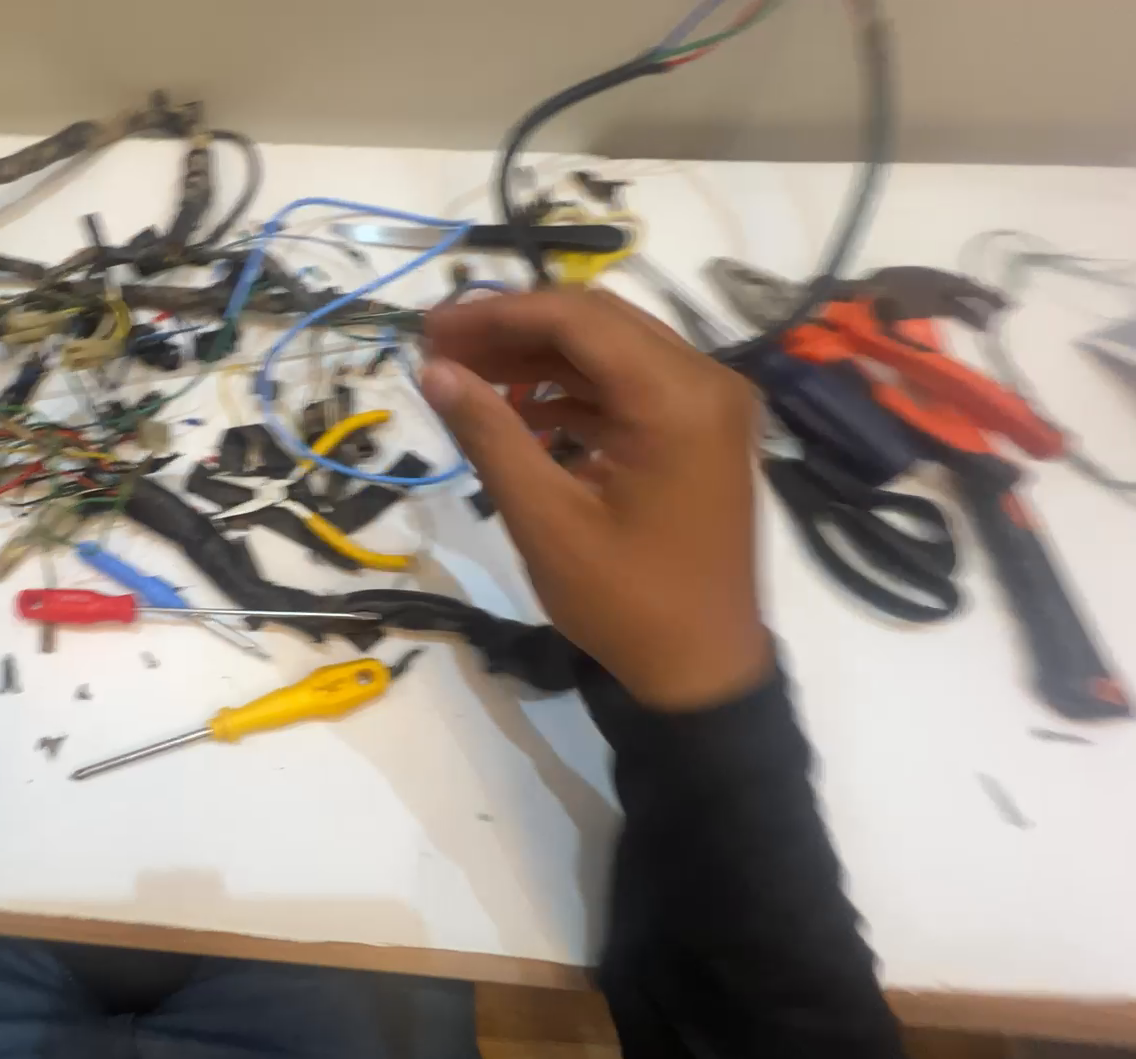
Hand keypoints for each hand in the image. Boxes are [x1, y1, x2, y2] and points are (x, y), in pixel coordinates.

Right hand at [421, 290, 770, 709]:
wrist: (698, 667)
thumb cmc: (622, 599)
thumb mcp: (543, 517)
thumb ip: (488, 434)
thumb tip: (434, 372)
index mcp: (677, 398)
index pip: (577, 319)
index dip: (496, 314)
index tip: (430, 329)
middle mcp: (703, 383)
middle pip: (594, 325)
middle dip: (510, 330)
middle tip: (439, 349)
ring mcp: (704, 408)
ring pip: (606, 354)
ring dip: (533, 359)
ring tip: (464, 375)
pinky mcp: (693, 434)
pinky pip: (621, 391)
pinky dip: (564, 393)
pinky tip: (515, 411)